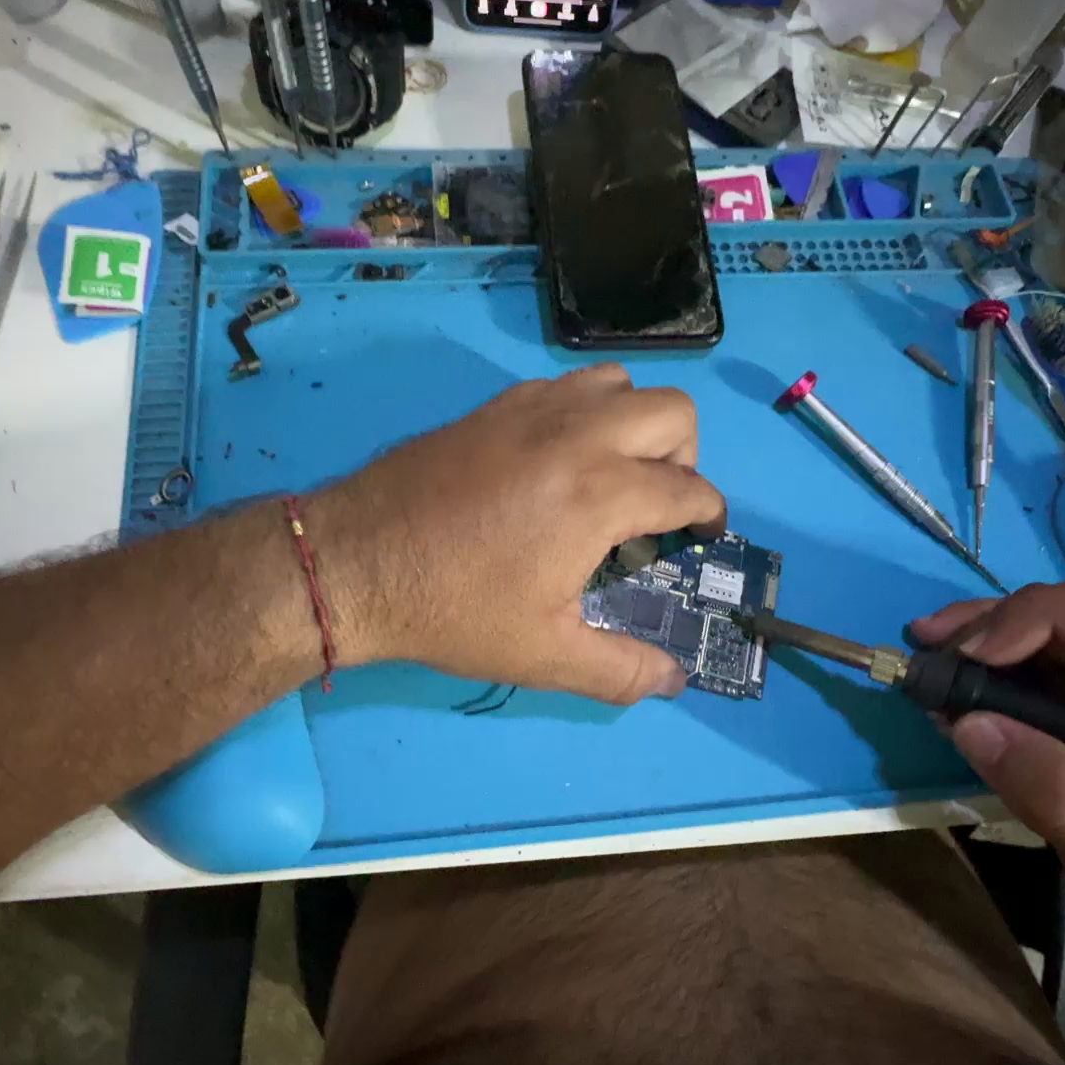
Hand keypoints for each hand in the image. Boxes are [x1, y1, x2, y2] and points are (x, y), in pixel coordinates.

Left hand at [309, 364, 725, 704]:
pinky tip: (556, 458)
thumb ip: (620, 671)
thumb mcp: (543, 656)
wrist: (356, 562)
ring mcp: (532, 409)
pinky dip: (584, 412)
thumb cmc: (452, 610)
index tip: (702, 534)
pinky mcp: (494, 404)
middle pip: (673, 411)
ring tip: (612, 471)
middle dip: (684, 456)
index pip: (688, 487)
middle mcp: (576, 435)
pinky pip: (565, 385)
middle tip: (657, 502)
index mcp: (598, 494)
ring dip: (635, 422)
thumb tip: (673, 681)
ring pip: (618, 382)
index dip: (708, 513)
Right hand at [912, 573, 1064, 966]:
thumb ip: (1064, 795)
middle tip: (930, 653)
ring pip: (1047, 623)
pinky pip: (1033, 655)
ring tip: (926, 658)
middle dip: (995, 624)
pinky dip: (981, 662)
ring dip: (978, 635)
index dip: (1042, 616)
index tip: (975, 655)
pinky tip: (945, 680)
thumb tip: (972, 725)